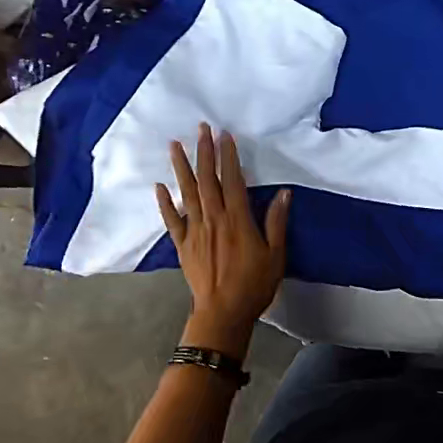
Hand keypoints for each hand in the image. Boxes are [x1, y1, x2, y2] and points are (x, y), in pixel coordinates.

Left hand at [156, 123, 291, 359]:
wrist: (223, 314)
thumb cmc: (253, 285)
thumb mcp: (275, 255)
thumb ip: (277, 222)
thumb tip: (284, 193)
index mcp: (237, 220)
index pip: (232, 180)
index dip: (228, 157)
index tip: (225, 135)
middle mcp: (213, 219)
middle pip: (207, 179)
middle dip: (204, 152)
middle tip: (201, 128)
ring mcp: (195, 231)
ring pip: (187, 193)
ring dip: (181, 168)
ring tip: (175, 145)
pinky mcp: (182, 245)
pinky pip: (172, 220)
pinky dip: (164, 203)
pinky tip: (159, 186)